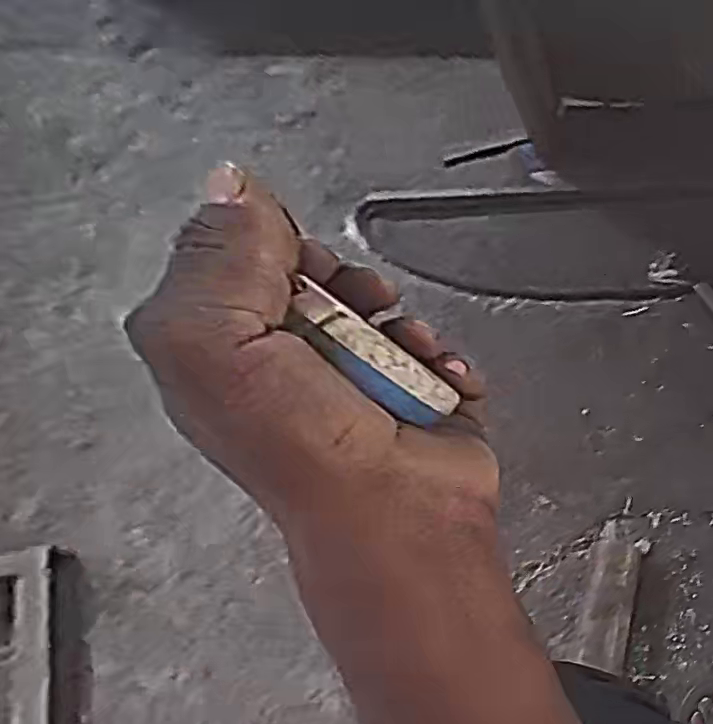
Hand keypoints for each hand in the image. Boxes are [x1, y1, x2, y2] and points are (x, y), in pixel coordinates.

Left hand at [124, 164, 495, 544]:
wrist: (395, 508)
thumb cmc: (303, 446)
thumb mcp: (216, 338)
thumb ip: (222, 257)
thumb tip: (236, 186)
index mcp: (230, 349)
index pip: (248, 270)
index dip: (279, 249)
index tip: (305, 260)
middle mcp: (304, 368)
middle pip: (332, 293)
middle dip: (356, 286)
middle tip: (366, 299)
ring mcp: (376, 390)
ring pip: (399, 326)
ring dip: (413, 327)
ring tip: (417, 348)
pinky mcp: (436, 408)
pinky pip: (452, 365)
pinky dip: (456, 366)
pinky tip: (449, 378)